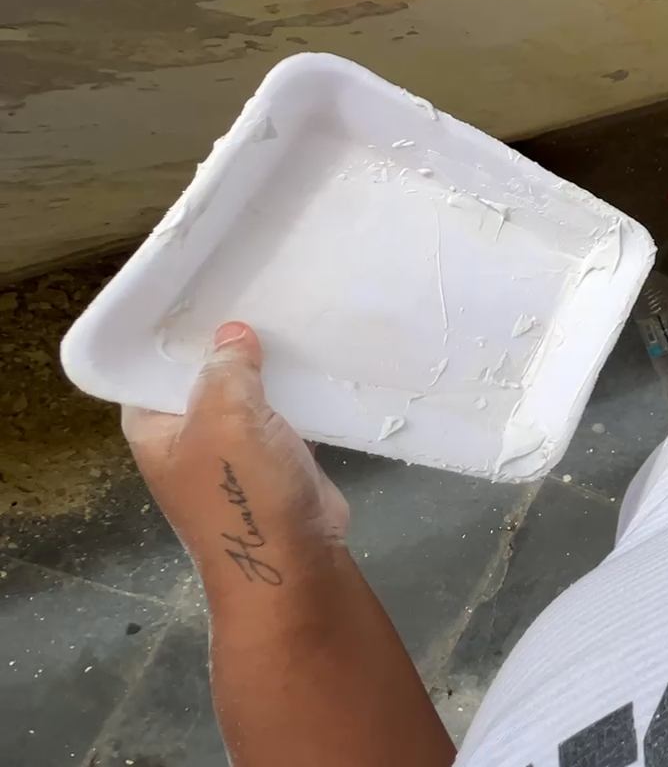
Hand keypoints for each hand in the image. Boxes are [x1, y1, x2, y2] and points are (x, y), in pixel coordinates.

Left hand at [124, 322, 348, 598]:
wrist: (290, 553)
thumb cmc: (244, 489)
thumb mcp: (228, 422)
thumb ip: (227, 374)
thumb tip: (232, 332)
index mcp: (157, 430)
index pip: (153, 373)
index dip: (179, 339)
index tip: (214, 301)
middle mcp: (192, 436)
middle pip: (208, 380)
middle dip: (237, 349)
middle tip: (270, 305)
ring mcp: (238, 449)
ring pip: (253, 396)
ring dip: (276, 371)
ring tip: (303, 330)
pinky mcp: (281, 457)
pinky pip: (288, 414)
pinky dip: (303, 395)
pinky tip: (326, 374)